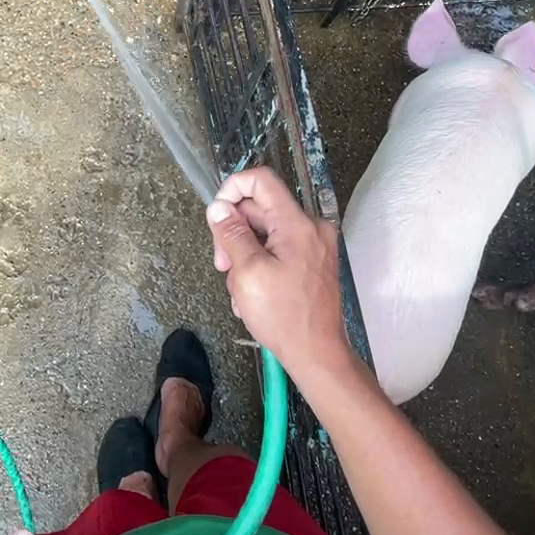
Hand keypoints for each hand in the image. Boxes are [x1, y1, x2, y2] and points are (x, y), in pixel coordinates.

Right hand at [205, 167, 350, 381]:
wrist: (318, 354)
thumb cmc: (284, 316)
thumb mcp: (247, 272)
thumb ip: (231, 234)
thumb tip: (218, 208)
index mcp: (297, 223)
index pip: (260, 180)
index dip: (232, 189)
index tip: (217, 215)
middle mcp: (311, 227)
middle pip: (260, 209)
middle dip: (234, 234)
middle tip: (223, 266)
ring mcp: (314, 245)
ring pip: (264, 233)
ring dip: (245, 256)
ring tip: (241, 290)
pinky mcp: (313, 262)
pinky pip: (277, 250)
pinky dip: (260, 266)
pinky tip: (254, 294)